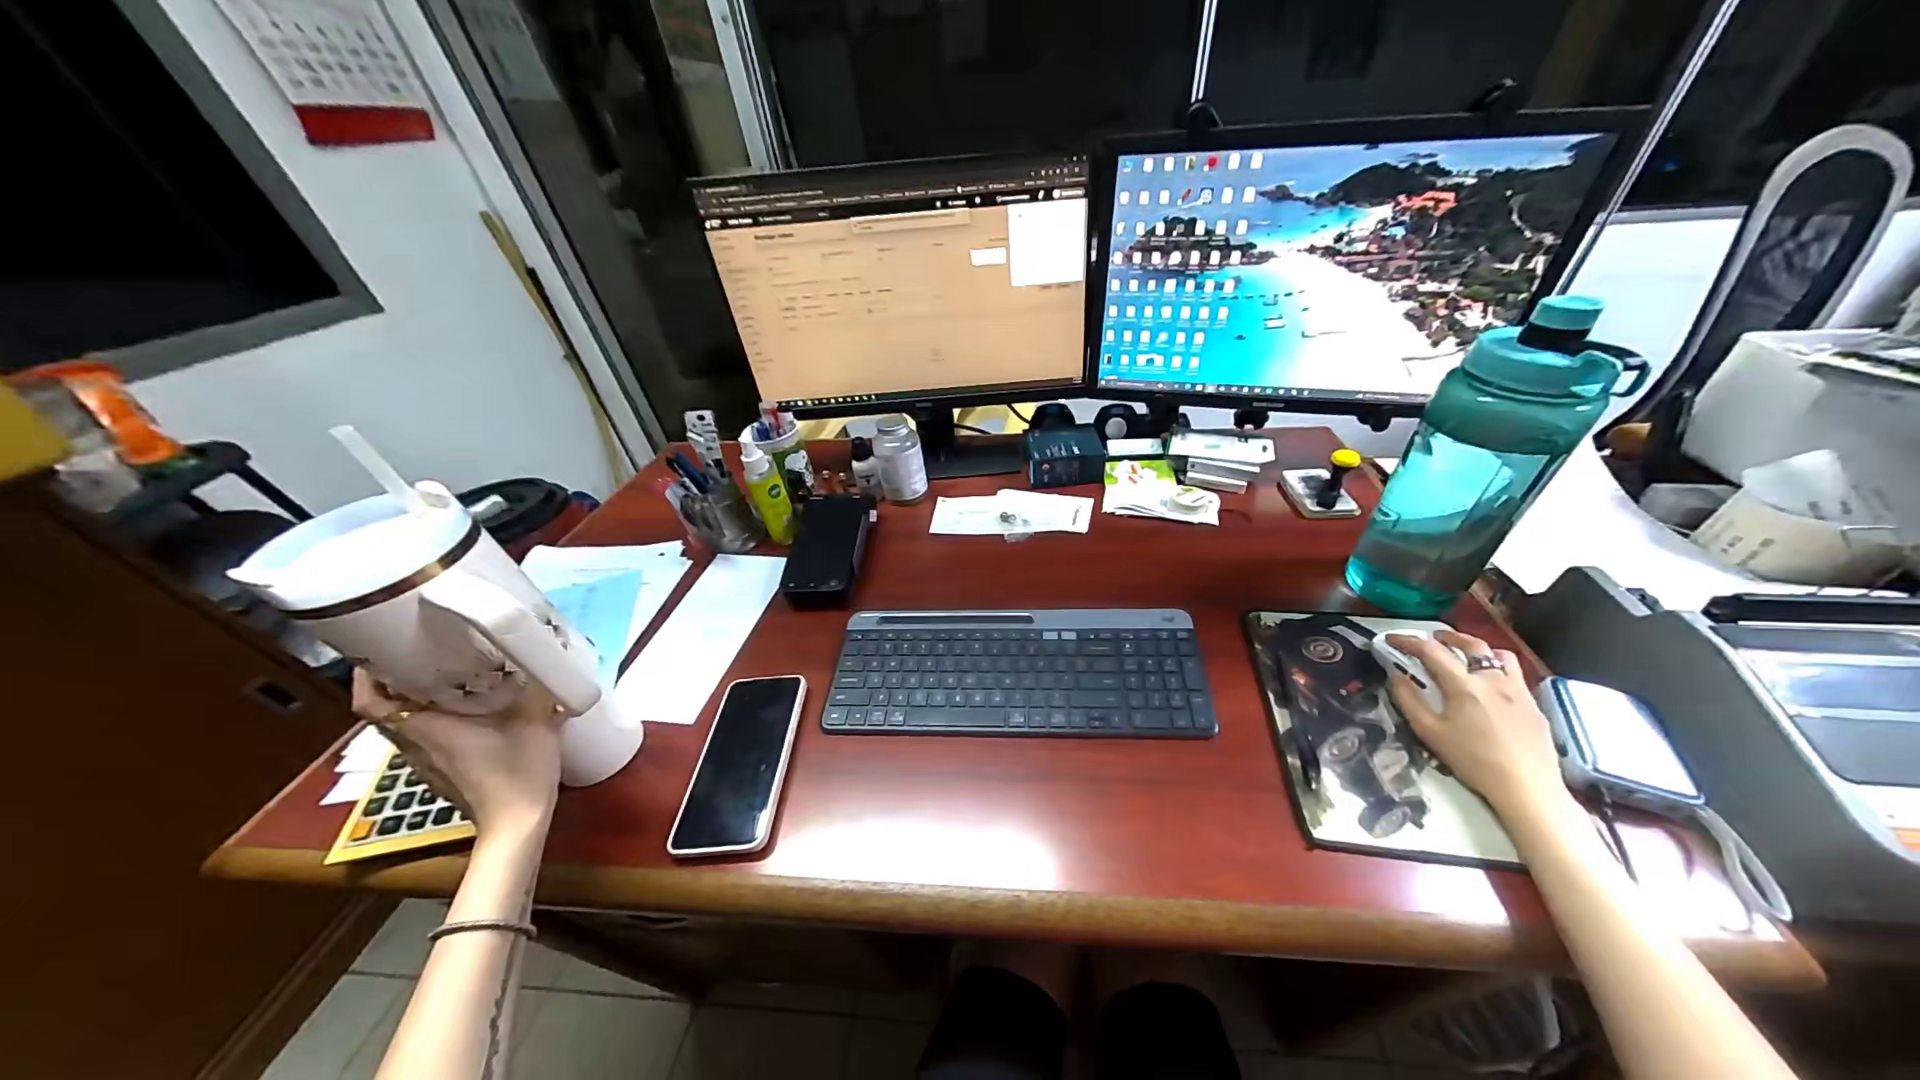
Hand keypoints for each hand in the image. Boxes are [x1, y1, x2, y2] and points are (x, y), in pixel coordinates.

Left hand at [352, 669, 565, 834]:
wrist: (516, 825)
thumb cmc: (518, 771)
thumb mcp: (536, 724)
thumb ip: (537, 691)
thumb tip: (546, 660)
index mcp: (427, 729)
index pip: (371, 702)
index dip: (366, 675)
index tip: (381, 649)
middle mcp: (416, 746)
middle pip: (383, 711)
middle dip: (392, 682)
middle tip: (419, 654)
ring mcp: (426, 763)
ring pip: (402, 726)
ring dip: (411, 702)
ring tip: (442, 676)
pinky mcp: (440, 774)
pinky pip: (423, 739)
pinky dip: (430, 720)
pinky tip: (464, 711)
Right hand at [1384, 631, 1566, 817]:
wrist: (1527, 787)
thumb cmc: (1472, 761)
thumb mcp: (1429, 732)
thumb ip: (1408, 700)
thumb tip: (1395, 676)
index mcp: (1464, 685)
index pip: (1431, 652)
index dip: (1407, 641)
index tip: (1391, 640)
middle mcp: (1493, 680)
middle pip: (1471, 644)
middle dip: (1447, 636)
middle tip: (1432, 638)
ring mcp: (1518, 691)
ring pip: (1500, 654)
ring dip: (1478, 648)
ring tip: (1466, 654)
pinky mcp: (1534, 705)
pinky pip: (1515, 674)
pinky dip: (1497, 667)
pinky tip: (1490, 684)